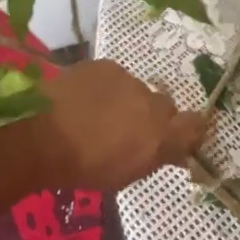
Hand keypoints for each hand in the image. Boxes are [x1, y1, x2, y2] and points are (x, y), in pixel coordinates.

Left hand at [33, 59, 208, 190]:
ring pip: (137, 89)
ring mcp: (128, 80)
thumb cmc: (83, 167)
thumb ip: (152, 156)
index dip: (189, 129)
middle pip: (164, 107)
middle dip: (151, 116)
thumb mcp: (125, 175)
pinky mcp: (106, 65)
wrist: (43, 134)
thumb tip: (172, 151)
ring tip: (99, 111)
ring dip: (126, 100)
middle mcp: (152, 104)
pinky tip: (85, 97)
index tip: (177, 136)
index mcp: (160, 137)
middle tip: (127, 128)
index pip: (195, 125)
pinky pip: (114, 77)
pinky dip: (106, 87)